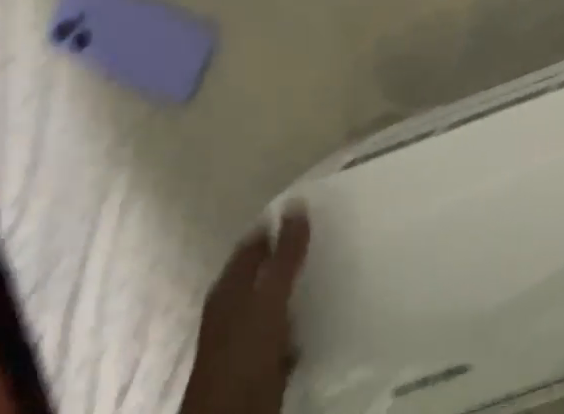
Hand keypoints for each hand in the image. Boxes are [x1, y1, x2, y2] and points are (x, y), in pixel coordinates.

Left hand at [180, 209, 311, 413]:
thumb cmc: (245, 352)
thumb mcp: (268, 297)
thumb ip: (284, 255)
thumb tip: (296, 203)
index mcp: (230, 285)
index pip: (255, 242)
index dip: (279, 224)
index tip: (315, 208)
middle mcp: (234, 306)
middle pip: (265, 270)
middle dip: (292, 254)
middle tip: (331, 235)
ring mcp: (245, 335)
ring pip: (276, 300)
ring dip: (298, 287)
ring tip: (333, 269)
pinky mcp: (261, 360)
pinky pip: (285, 329)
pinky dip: (302, 319)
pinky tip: (323, 315)